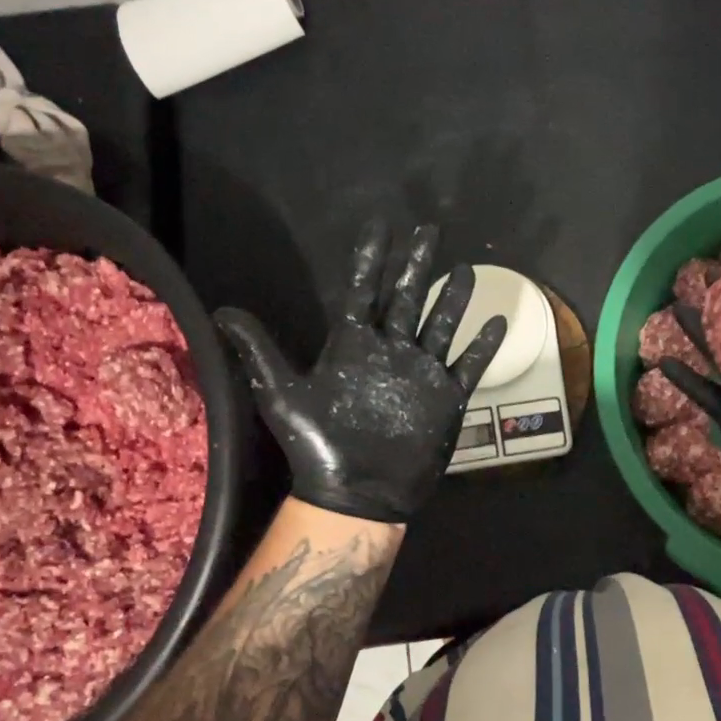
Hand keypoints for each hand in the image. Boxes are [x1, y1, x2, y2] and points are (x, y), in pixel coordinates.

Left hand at [215, 222, 505, 522]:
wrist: (358, 493)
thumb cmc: (319, 445)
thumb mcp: (283, 394)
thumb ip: (261, 351)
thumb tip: (223, 311)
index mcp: (355, 345)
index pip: (365, 290)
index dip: (372, 259)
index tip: (383, 226)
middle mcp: (392, 351)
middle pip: (409, 298)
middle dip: (418, 265)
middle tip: (429, 232)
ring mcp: (422, 373)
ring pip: (442, 325)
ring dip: (454, 299)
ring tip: (466, 270)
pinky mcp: (447, 396)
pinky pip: (470, 364)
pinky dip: (485, 344)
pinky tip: (498, 321)